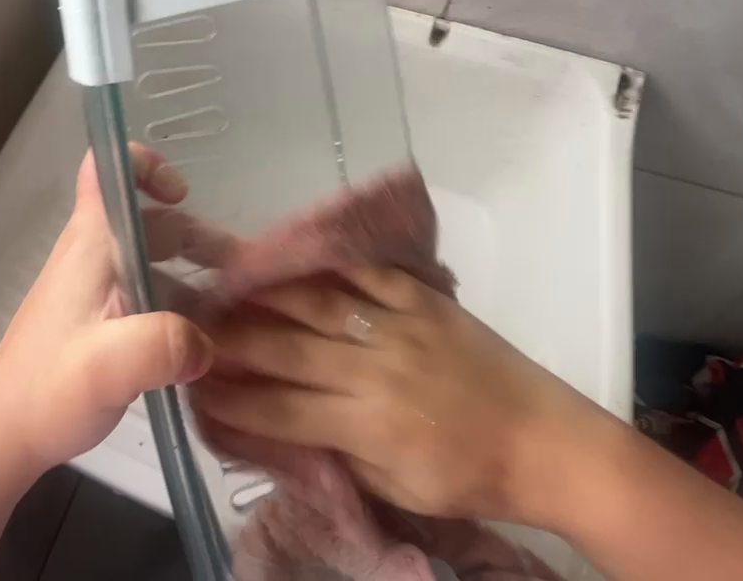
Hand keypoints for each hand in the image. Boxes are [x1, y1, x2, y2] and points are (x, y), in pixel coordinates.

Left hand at [0, 146, 214, 476]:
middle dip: (199, 237)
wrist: (3, 436)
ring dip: (197, 275)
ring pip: (155, 259)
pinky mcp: (102, 320)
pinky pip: (150, 293)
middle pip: (152, 220)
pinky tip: (208, 341)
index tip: (183, 196)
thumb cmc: (48, 389)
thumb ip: (164, 345)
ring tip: (240, 311)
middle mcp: (95, 254)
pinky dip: (181, 304)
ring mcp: (98, 288)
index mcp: (92, 243)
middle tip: (246, 276)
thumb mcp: (109, 365)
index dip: (145, 164)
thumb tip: (209, 344)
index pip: (106, 167)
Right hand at [191, 264, 616, 530]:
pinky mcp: (424, 299)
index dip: (234, 398)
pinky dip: (328, 262)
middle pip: (288, 347)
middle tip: (196, 324)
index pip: (282, 408)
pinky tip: (296, 254)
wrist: (546, 442)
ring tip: (229, 284)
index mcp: (370, 424)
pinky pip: (366, 271)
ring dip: (268, 292)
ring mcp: (401, 324)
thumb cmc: (470, 477)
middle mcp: (376, 368)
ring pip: (318, 301)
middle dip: (234, 337)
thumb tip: (281, 428)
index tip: (197, 385)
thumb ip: (338, 454)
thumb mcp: (397, 488)